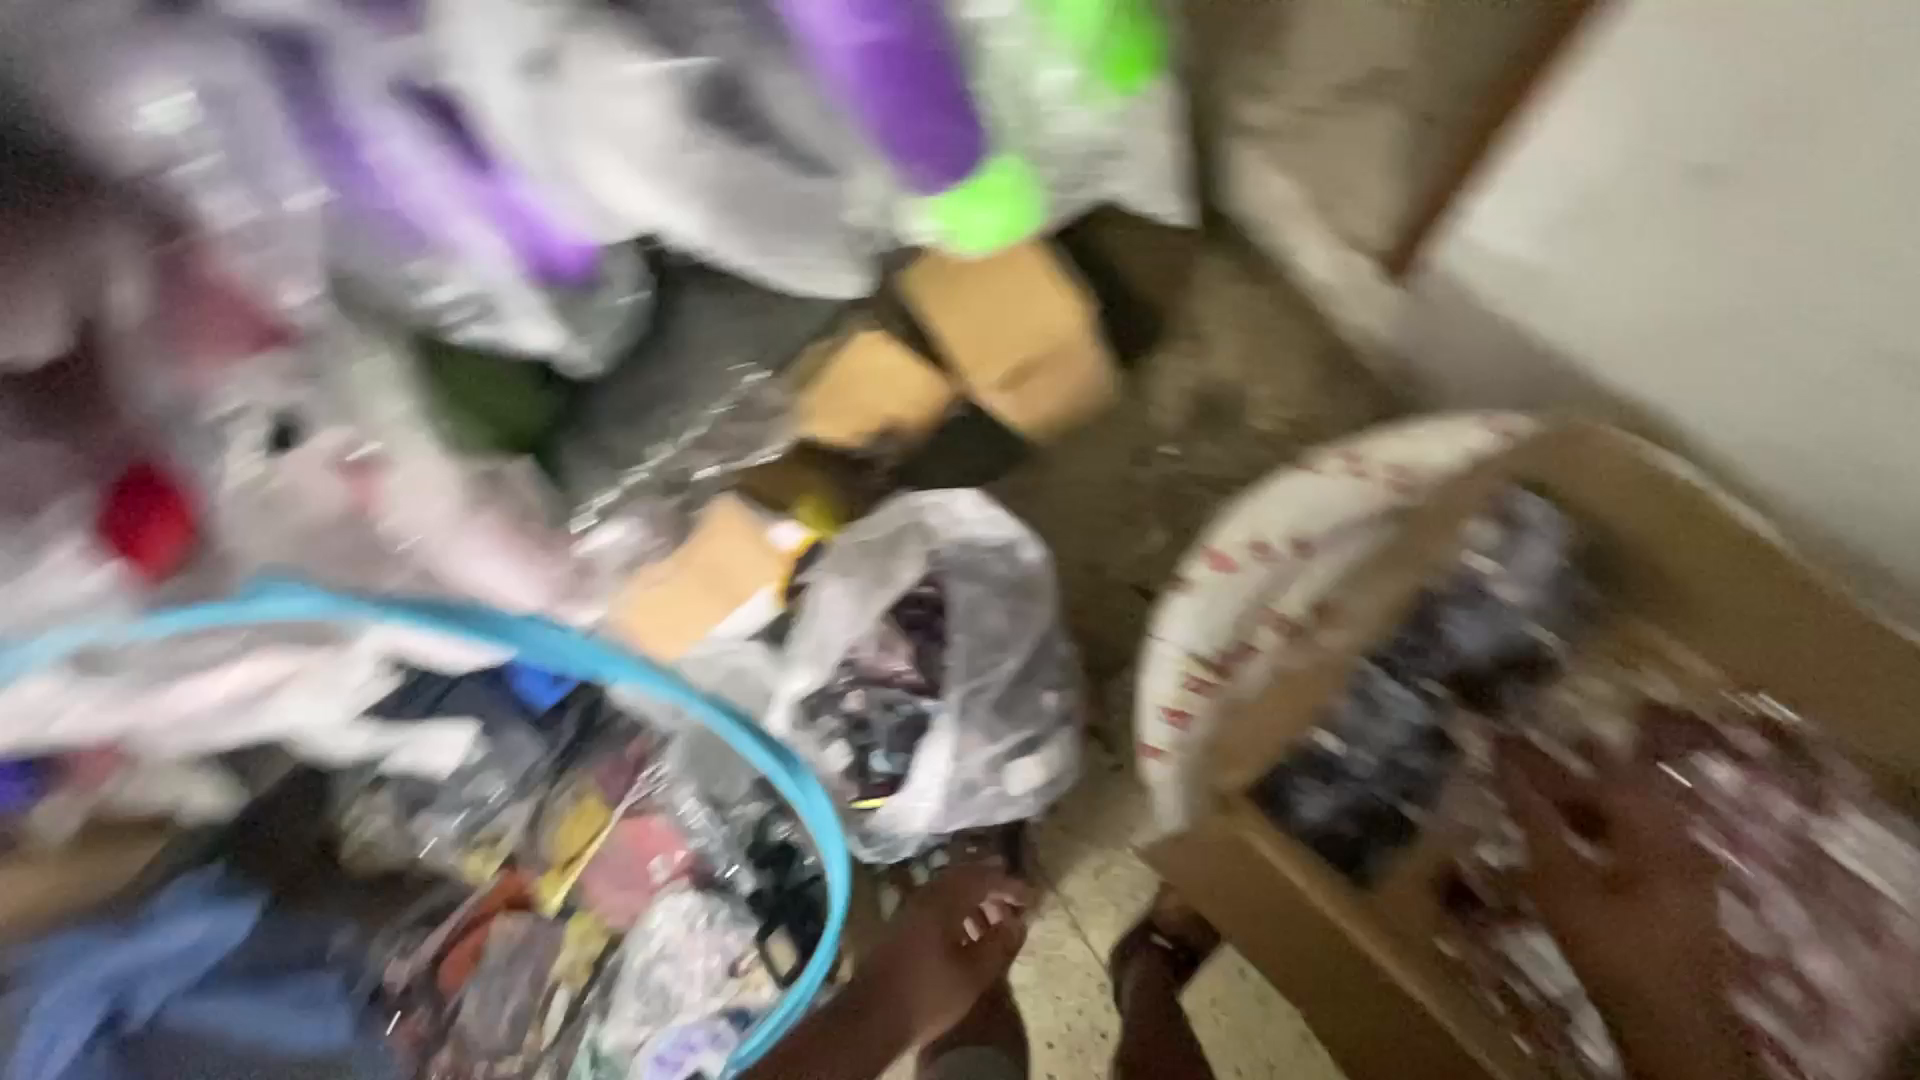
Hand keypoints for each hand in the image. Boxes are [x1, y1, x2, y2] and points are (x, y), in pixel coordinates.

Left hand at [853, 865, 1033, 1050]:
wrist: (871, 1017)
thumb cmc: (927, 994)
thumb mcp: (973, 974)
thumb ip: (999, 944)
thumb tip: (1017, 923)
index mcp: (944, 900)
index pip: (983, 879)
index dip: (1010, 885)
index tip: (1031, 897)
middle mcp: (926, 895)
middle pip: (963, 876)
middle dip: (991, 883)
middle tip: (1013, 897)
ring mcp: (910, 909)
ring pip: (948, 890)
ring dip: (974, 898)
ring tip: (994, 919)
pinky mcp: (902, 925)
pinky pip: (937, 904)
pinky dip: (958, 910)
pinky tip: (966, 934)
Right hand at [1495, 739, 1758, 1079]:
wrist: (1667, 1022)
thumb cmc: (1610, 944)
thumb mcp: (1561, 879)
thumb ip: (1535, 819)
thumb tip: (1505, 769)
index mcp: (1657, 835)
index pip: (1609, 774)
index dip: (1562, 752)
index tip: (1522, 734)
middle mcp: (1678, 845)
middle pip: (1622, 793)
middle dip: (1571, 773)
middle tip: (1524, 756)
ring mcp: (1683, 874)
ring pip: (1627, 820)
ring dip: (1583, 802)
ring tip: (1538, 791)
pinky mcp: (1675, 897)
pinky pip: (1632, 843)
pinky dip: (1595, 829)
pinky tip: (1568, 836)